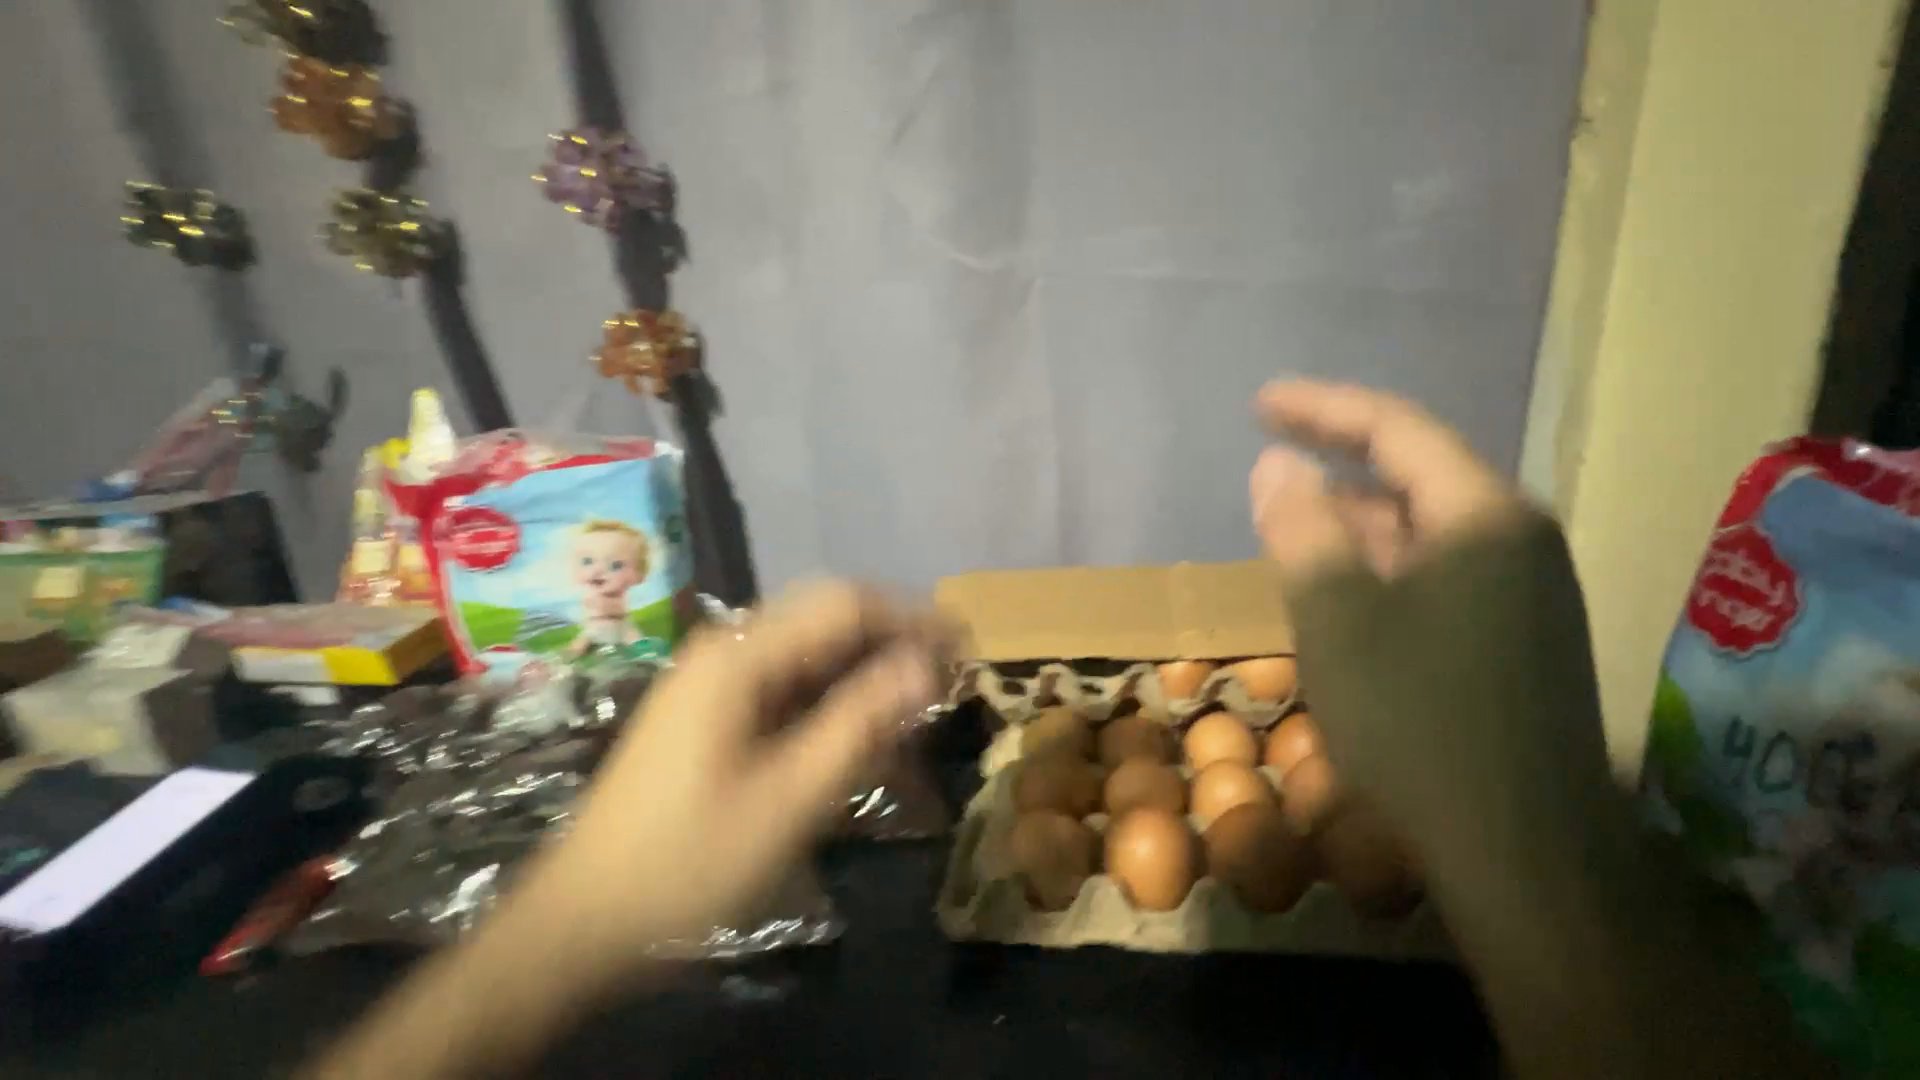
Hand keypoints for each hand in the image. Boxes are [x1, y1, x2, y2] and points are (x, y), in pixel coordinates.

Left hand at [510, 582, 956, 980]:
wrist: (579, 922)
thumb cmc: (687, 862)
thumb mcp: (788, 799)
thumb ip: (860, 724)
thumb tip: (926, 667)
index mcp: (739, 656)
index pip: (844, 605)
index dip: (911, 618)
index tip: (965, 646)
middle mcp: (725, 650)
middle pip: (825, 620)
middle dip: (892, 640)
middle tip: (948, 675)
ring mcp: (713, 682)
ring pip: (808, 655)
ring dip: (864, 672)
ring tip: (916, 707)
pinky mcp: (710, 714)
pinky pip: (784, 688)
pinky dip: (831, 702)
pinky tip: (860, 734)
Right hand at [1249, 381, 1617, 859]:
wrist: (1521, 850)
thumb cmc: (1414, 719)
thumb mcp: (1335, 616)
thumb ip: (1302, 527)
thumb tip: (1276, 462)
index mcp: (1482, 516)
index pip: (1397, 429)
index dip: (1321, 408)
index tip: (1259, 404)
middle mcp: (1518, 539)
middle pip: (1417, 475)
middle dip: (1339, 466)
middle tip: (1271, 468)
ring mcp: (1528, 593)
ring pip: (1427, 531)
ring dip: (1358, 523)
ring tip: (1296, 529)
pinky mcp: (1521, 640)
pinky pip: (1440, 575)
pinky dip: (1384, 568)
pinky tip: (1347, 595)